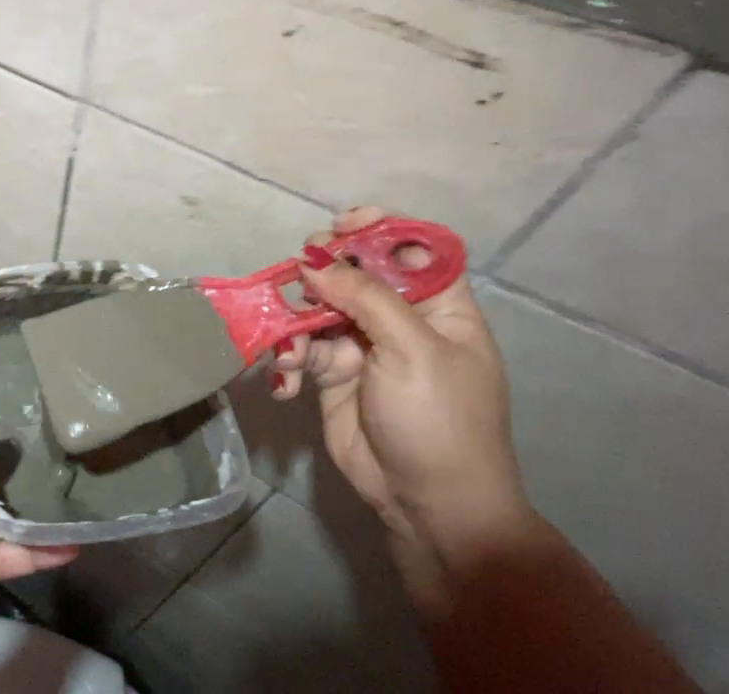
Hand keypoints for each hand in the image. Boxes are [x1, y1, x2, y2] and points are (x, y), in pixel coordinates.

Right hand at [272, 207, 532, 569]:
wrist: (427, 502)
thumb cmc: (439, 420)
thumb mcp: (412, 351)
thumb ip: (364, 298)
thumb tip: (313, 262)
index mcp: (439, 309)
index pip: (413, 250)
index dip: (380, 230)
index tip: (342, 225)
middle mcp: (400, 320)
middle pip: (355, 273)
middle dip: (324, 271)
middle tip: (300, 271)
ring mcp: (363, 347)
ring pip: (318, 309)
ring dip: (297, 323)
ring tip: (293, 352)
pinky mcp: (333, 375)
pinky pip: (301, 350)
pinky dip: (288, 361)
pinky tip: (288, 382)